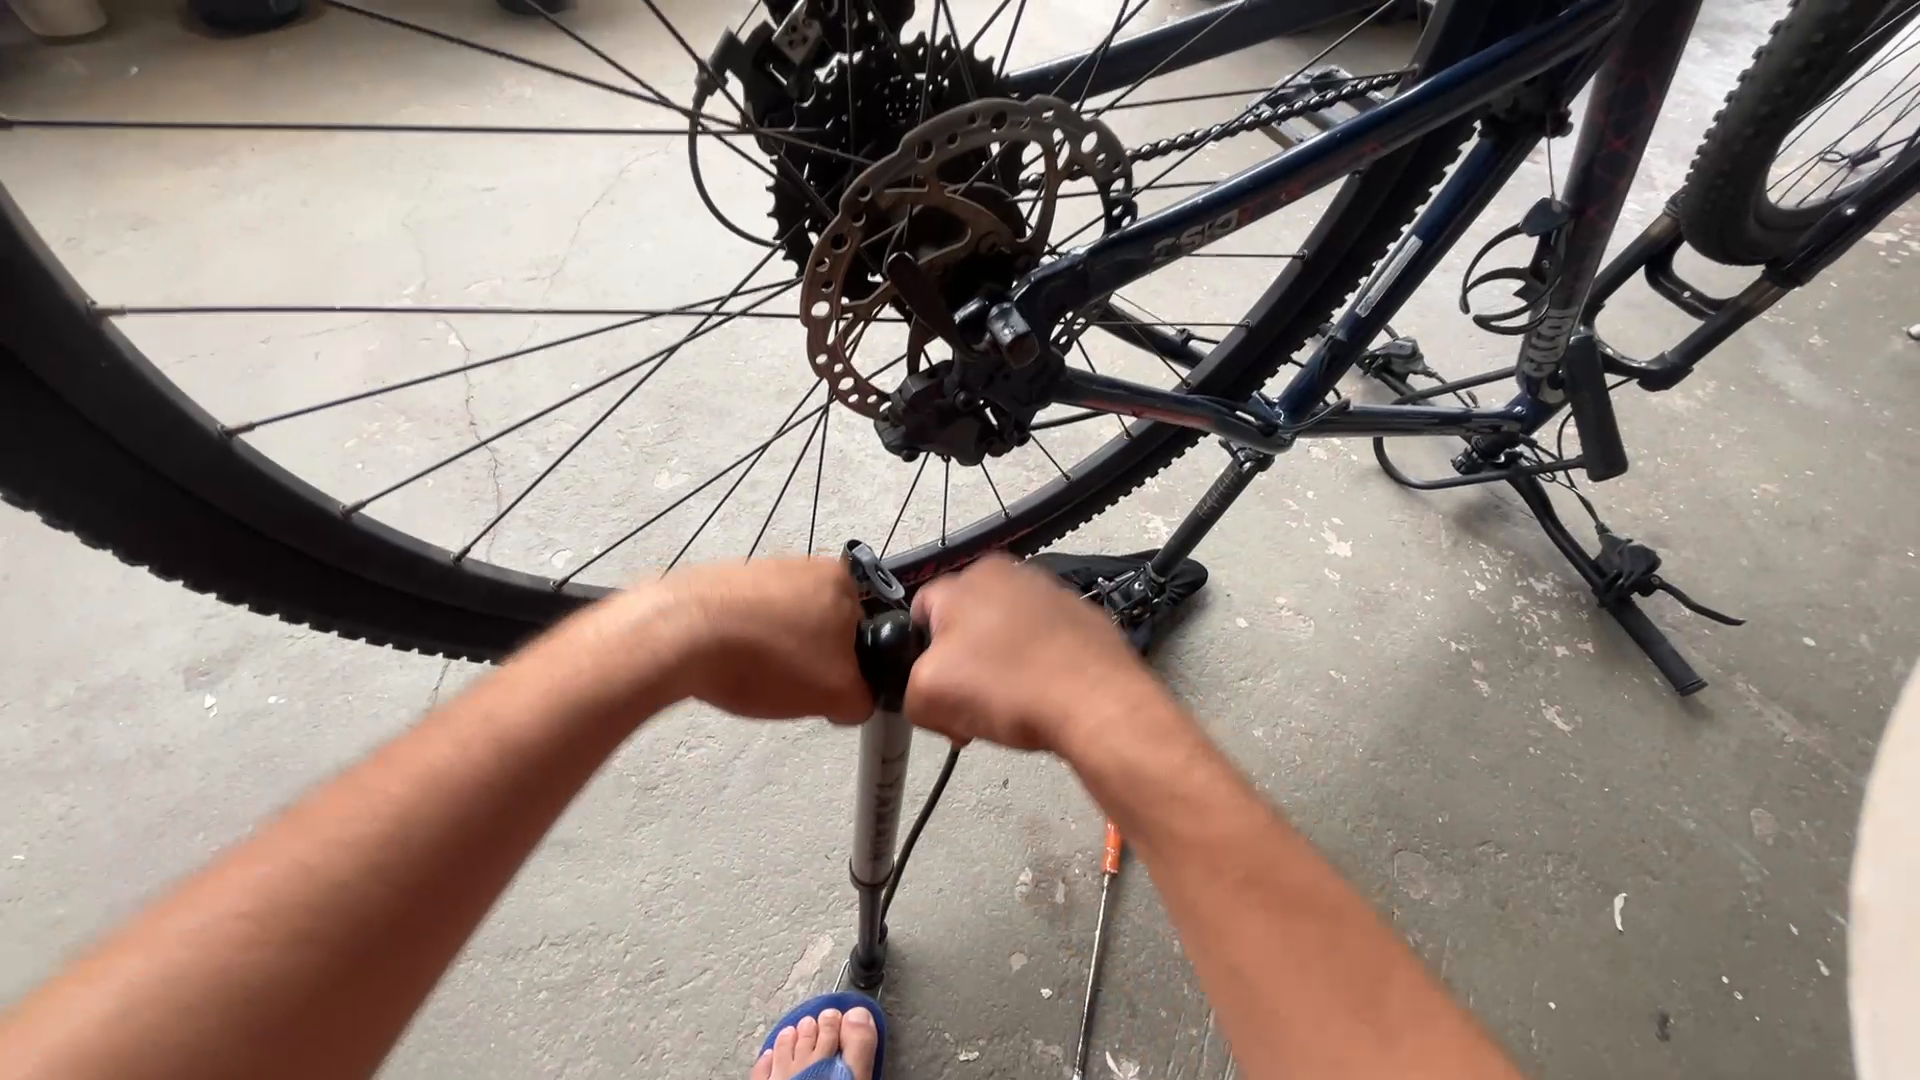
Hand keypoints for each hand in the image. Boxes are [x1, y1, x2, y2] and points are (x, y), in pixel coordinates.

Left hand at [657, 557, 871, 722]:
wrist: (678, 636)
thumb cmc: (769, 658)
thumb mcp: (837, 695)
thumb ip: (864, 699)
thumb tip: (855, 699)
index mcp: (842, 578)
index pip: (865, 632)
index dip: (851, 670)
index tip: (828, 692)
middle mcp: (805, 562)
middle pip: (822, 627)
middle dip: (811, 660)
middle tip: (790, 688)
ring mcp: (759, 568)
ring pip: (782, 626)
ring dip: (774, 654)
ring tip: (751, 678)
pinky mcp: (719, 580)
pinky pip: (745, 621)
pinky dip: (741, 644)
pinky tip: (725, 664)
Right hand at [906, 555, 1169, 750]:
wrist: (1099, 705)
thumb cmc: (1011, 688)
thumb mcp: (928, 696)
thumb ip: (909, 688)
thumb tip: (928, 695)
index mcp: (970, 576)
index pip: (921, 612)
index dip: (919, 657)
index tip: (935, 694)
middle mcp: (1012, 573)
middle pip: (967, 625)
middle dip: (962, 665)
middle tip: (970, 707)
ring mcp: (1054, 594)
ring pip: (1007, 636)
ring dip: (1001, 668)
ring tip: (1010, 708)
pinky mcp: (1086, 620)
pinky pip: (1046, 646)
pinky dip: (1039, 668)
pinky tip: (1042, 699)